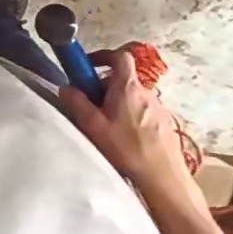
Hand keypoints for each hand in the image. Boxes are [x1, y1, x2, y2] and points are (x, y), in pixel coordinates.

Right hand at [59, 49, 188, 195]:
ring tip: (108, 126)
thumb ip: (77, 103)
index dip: (104, 55)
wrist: (163, 177)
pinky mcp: (166, 122)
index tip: (88, 65)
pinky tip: (126, 138)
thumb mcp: (93, 126)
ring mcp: (159, 107)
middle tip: (92, 104)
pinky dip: (132, 115)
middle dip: (106, 86)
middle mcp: (146, 91)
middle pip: (124, 78)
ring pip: (134, 96)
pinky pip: (145, 110)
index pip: (119, 56)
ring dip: (120, 102)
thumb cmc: (125, 149)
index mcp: (127, 87)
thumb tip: (66, 87)